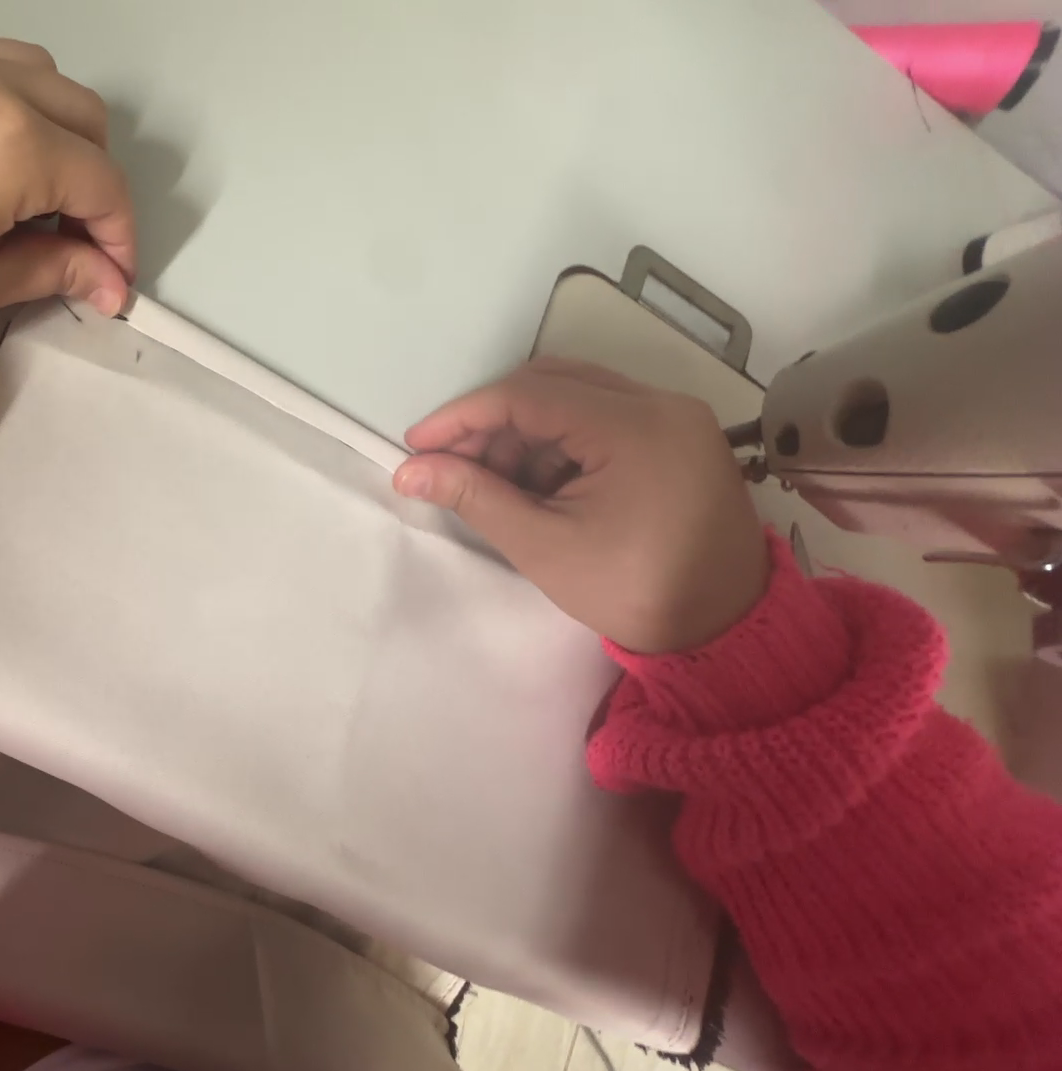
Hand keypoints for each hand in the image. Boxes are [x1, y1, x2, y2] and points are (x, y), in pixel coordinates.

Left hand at [0, 39, 135, 340]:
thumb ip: (55, 271)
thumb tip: (110, 284)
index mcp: (17, 145)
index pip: (103, 186)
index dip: (120, 239)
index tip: (114, 282)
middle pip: (88, 124)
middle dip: (97, 187)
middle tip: (76, 244)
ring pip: (47, 82)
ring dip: (64, 137)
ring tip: (40, 198)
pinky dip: (21, 107)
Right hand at [392, 358, 767, 653]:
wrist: (724, 626)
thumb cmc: (631, 588)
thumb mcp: (541, 544)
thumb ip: (473, 496)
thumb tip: (408, 472)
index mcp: (635, 426)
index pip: (526, 395)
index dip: (461, 416)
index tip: (415, 445)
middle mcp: (659, 404)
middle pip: (549, 384)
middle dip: (489, 422)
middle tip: (450, 464)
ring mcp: (671, 417)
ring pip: (570, 397)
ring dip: (519, 432)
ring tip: (492, 483)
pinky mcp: (671, 436)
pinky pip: (596, 417)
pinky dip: (553, 442)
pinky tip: (533, 483)